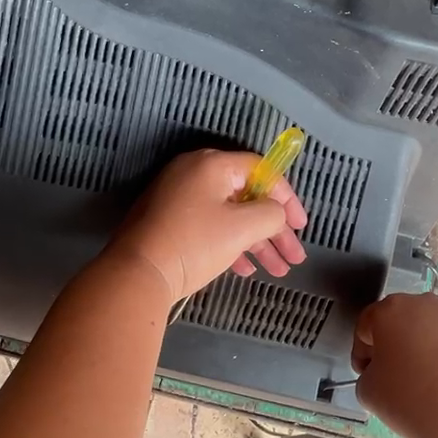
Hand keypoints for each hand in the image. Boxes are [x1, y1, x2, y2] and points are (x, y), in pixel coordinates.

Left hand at [107, 149, 307, 303]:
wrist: (137, 273)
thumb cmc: (193, 243)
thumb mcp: (241, 228)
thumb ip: (270, 214)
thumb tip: (276, 213)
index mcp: (211, 164)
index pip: (260, 169)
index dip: (286, 196)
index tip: (300, 225)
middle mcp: (194, 173)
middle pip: (246, 194)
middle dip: (273, 228)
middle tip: (294, 256)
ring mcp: (178, 196)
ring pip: (229, 214)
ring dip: (256, 241)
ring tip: (278, 271)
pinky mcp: (168, 220)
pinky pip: (209, 225)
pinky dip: (230, 243)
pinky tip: (246, 269)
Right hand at [352, 294, 437, 437]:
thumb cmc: (415, 405)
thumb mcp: (369, 393)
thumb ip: (367, 372)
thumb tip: (383, 371)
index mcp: (389, 310)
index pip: (367, 327)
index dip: (364, 354)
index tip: (371, 377)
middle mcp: (423, 302)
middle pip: (400, 322)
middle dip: (396, 346)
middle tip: (400, 380)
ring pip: (431, 328)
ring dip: (426, 348)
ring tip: (433, 383)